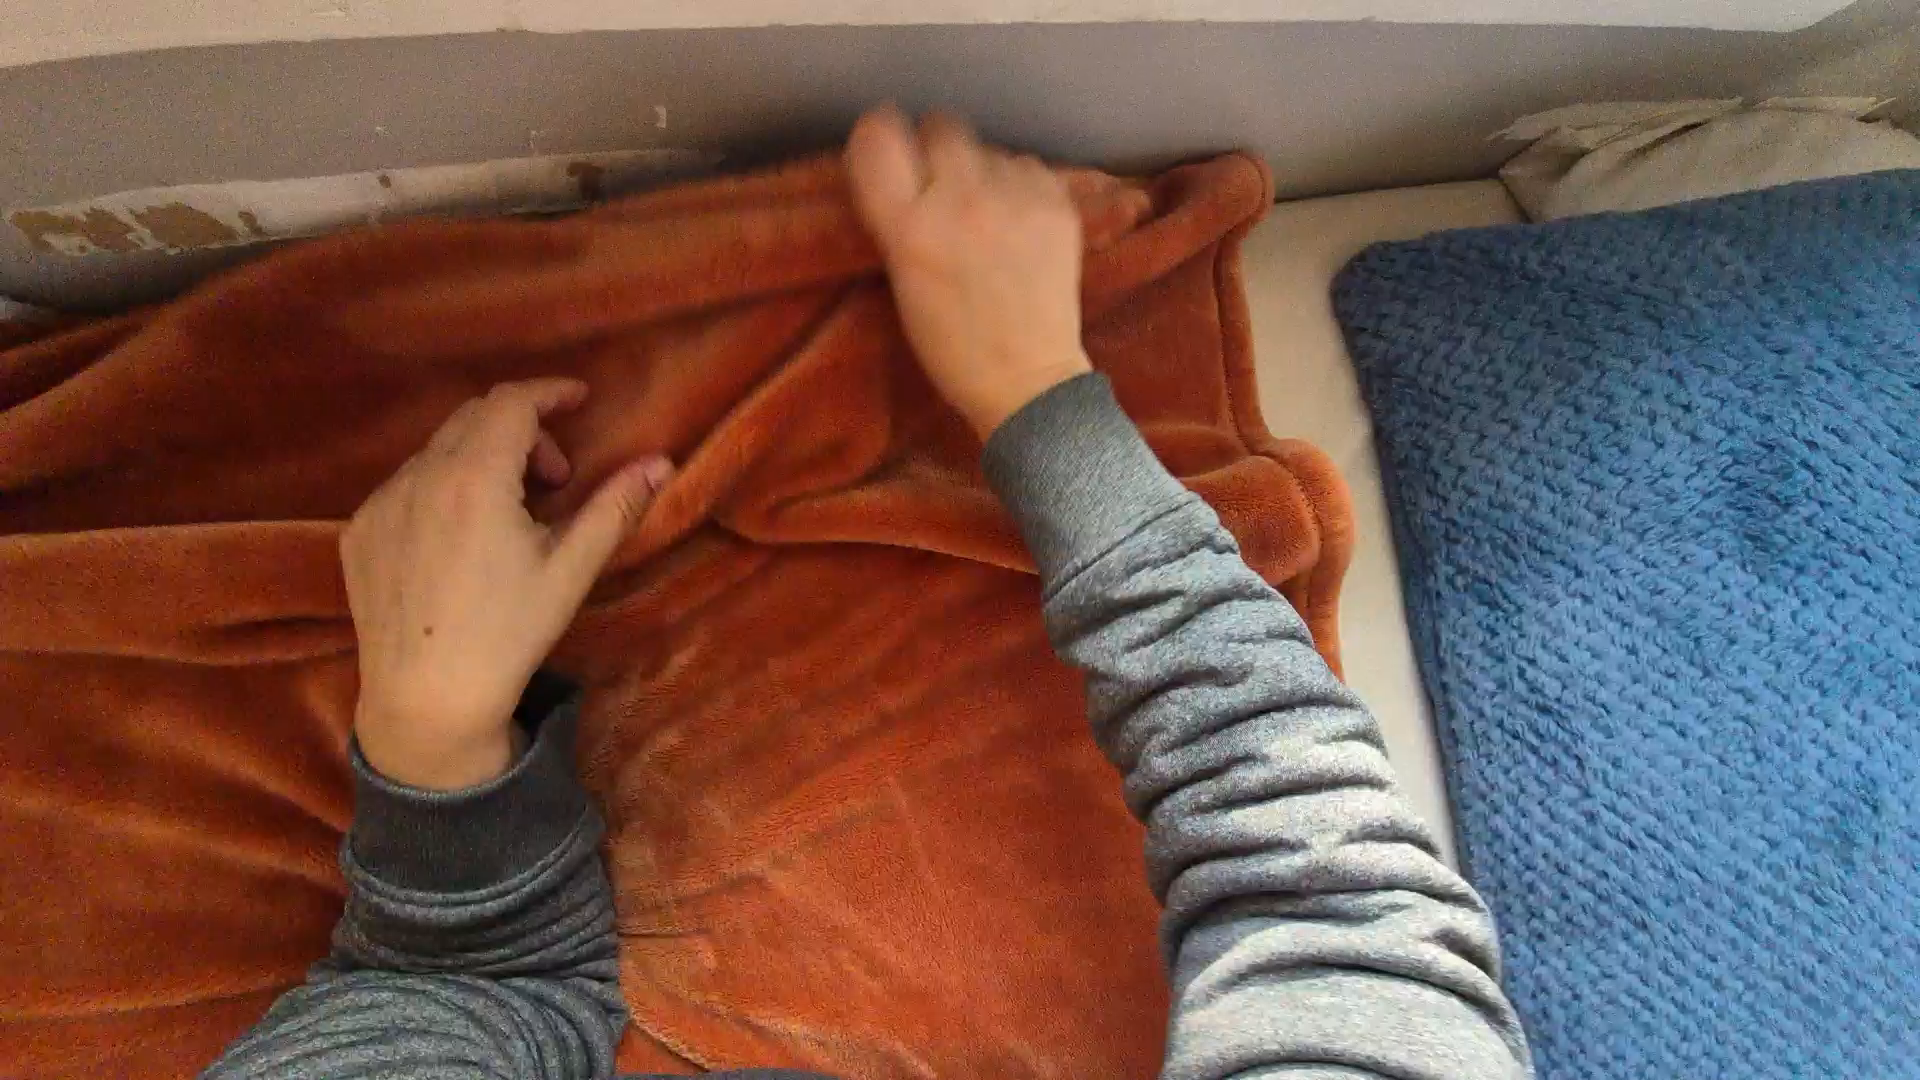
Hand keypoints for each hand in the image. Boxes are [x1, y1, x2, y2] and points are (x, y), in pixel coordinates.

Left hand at [341, 378, 673, 790]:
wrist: (428, 697)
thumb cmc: (512, 629)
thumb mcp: (574, 566)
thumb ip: (617, 505)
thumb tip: (662, 462)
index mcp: (474, 479)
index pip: (510, 403)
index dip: (550, 393)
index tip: (581, 398)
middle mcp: (417, 477)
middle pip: (474, 417)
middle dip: (525, 429)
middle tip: (559, 478)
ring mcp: (379, 504)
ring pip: (439, 449)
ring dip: (486, 456)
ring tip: (516, 511)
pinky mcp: (359, 532)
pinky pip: (409, 482)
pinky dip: (449, 483)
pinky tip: (468, 537)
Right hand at [846, 105, 1092, 440]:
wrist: (1028, 381)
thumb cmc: (954, 349)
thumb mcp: (905, 287)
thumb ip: (899, 221)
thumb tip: (907, 168)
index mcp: (912, 230)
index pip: (878, 137)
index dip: (882, 139)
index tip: (890, 153)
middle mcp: (962, 201)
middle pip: (941, 127)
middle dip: (937, 152)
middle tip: (944, 188)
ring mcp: (1015, 200)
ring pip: (988, 150)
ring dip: (982, 174)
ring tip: (989, 219)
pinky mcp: (1057, 206)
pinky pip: (1027, 168)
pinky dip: (1019, 188)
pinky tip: (1019, 226)